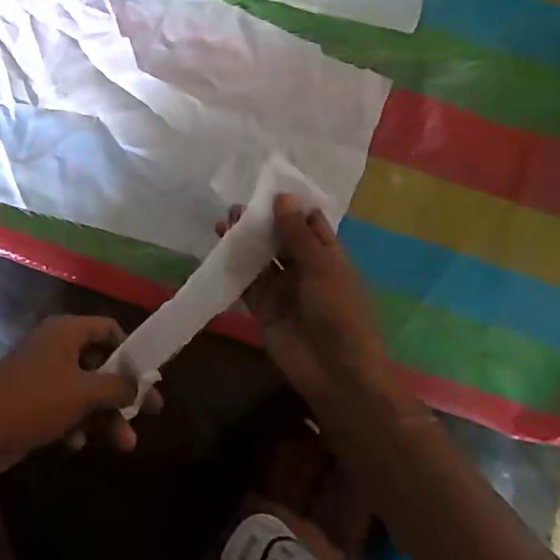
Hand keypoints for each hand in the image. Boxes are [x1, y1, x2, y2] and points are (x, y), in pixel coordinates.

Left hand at [0, 316, 155, 473]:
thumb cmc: (32, 402)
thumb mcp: (82, 393)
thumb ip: (116, 387)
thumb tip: (138, 386)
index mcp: (67, 332)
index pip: (109, 330)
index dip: (132, 352)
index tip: (149, 379)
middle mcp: (56, 347)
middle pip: (101, 364)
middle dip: (122, 394)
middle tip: (149, 416)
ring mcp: (42, 375)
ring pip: (85, 391)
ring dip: (104, 416)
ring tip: (124, 445)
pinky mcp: (32, 402)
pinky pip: (65, 408)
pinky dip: (76, 424)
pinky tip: (77, 445)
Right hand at [218, 195, 384, 397]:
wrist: (337, 373)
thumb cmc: (340, 313)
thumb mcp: (323, 267)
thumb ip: (298, 233)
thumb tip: (281, 197)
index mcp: (328, 256)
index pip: (308, 223)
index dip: (289, 206)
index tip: (266, 187)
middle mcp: (305, 269)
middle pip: (280, 238)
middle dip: (261, 222)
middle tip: (237, 206)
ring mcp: (284, 290)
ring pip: (261, 258)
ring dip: (245, 241)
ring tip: (224, 222)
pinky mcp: (264, 309)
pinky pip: (247, 283)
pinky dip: (234, 267)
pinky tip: (220, 250)